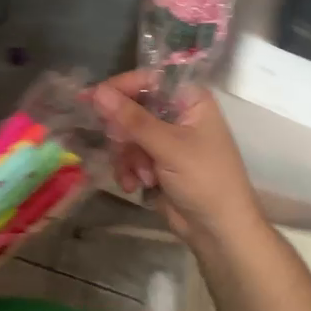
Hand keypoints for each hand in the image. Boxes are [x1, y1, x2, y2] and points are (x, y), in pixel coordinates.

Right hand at [91, 71, 263, 241]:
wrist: (219, 230)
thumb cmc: (205, 180)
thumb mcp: (169, 147)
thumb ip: (132, 119)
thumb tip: (97, 92)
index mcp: (189, 100)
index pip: (148, 79)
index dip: (120, 87)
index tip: (91, 98)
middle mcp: (177, 114)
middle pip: (132, 108)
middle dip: (124, 134)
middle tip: (122, 148)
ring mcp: (165, 139)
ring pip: (126, 134)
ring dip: (127, 157)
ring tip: (140, 177)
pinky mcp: (155, 162)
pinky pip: (129, 155)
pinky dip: (127, 170)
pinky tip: (134, 186)